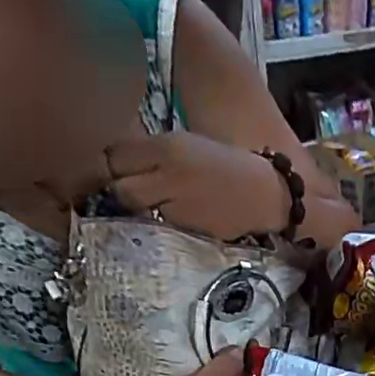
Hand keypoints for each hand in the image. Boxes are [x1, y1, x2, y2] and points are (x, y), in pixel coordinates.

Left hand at [106, 133, 287, 239]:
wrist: (263, 194)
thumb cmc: (222, 165)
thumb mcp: (184, 144)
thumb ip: (149, 152)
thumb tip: (111, 162)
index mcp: (167, 147)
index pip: (116, 157)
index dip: (113, 164)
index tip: (119, 169)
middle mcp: (169, 176)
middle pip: (121, 189)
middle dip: (121, 191)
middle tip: (132, 191)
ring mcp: (179, 208)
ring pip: (139, 212)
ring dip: (140, 209)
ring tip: (156, 203)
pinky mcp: (189, 231)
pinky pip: (160, 226)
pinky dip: (161, 222)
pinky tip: (176, 216)